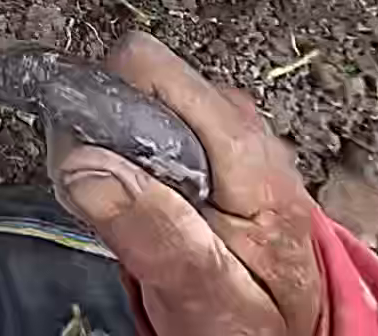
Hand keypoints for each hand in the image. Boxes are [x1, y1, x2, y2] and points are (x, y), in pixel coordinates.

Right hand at [54, 33, 324, 335]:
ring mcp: (226, 113)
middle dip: (115, 126)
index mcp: (242, 143)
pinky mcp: (214, 122)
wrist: (295, 323)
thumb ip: (154, 232)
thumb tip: (82, 165)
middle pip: (143, 75)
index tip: (94, 158)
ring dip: (125, 140)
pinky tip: (153, 193)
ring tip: (141, 202)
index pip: (148, 67)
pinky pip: (155, 109)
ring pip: (145, 91)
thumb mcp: (208, 297)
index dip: (109, 102)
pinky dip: (139, 145)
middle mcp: (236, 112)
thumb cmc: (256, 317)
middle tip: (121, 195)